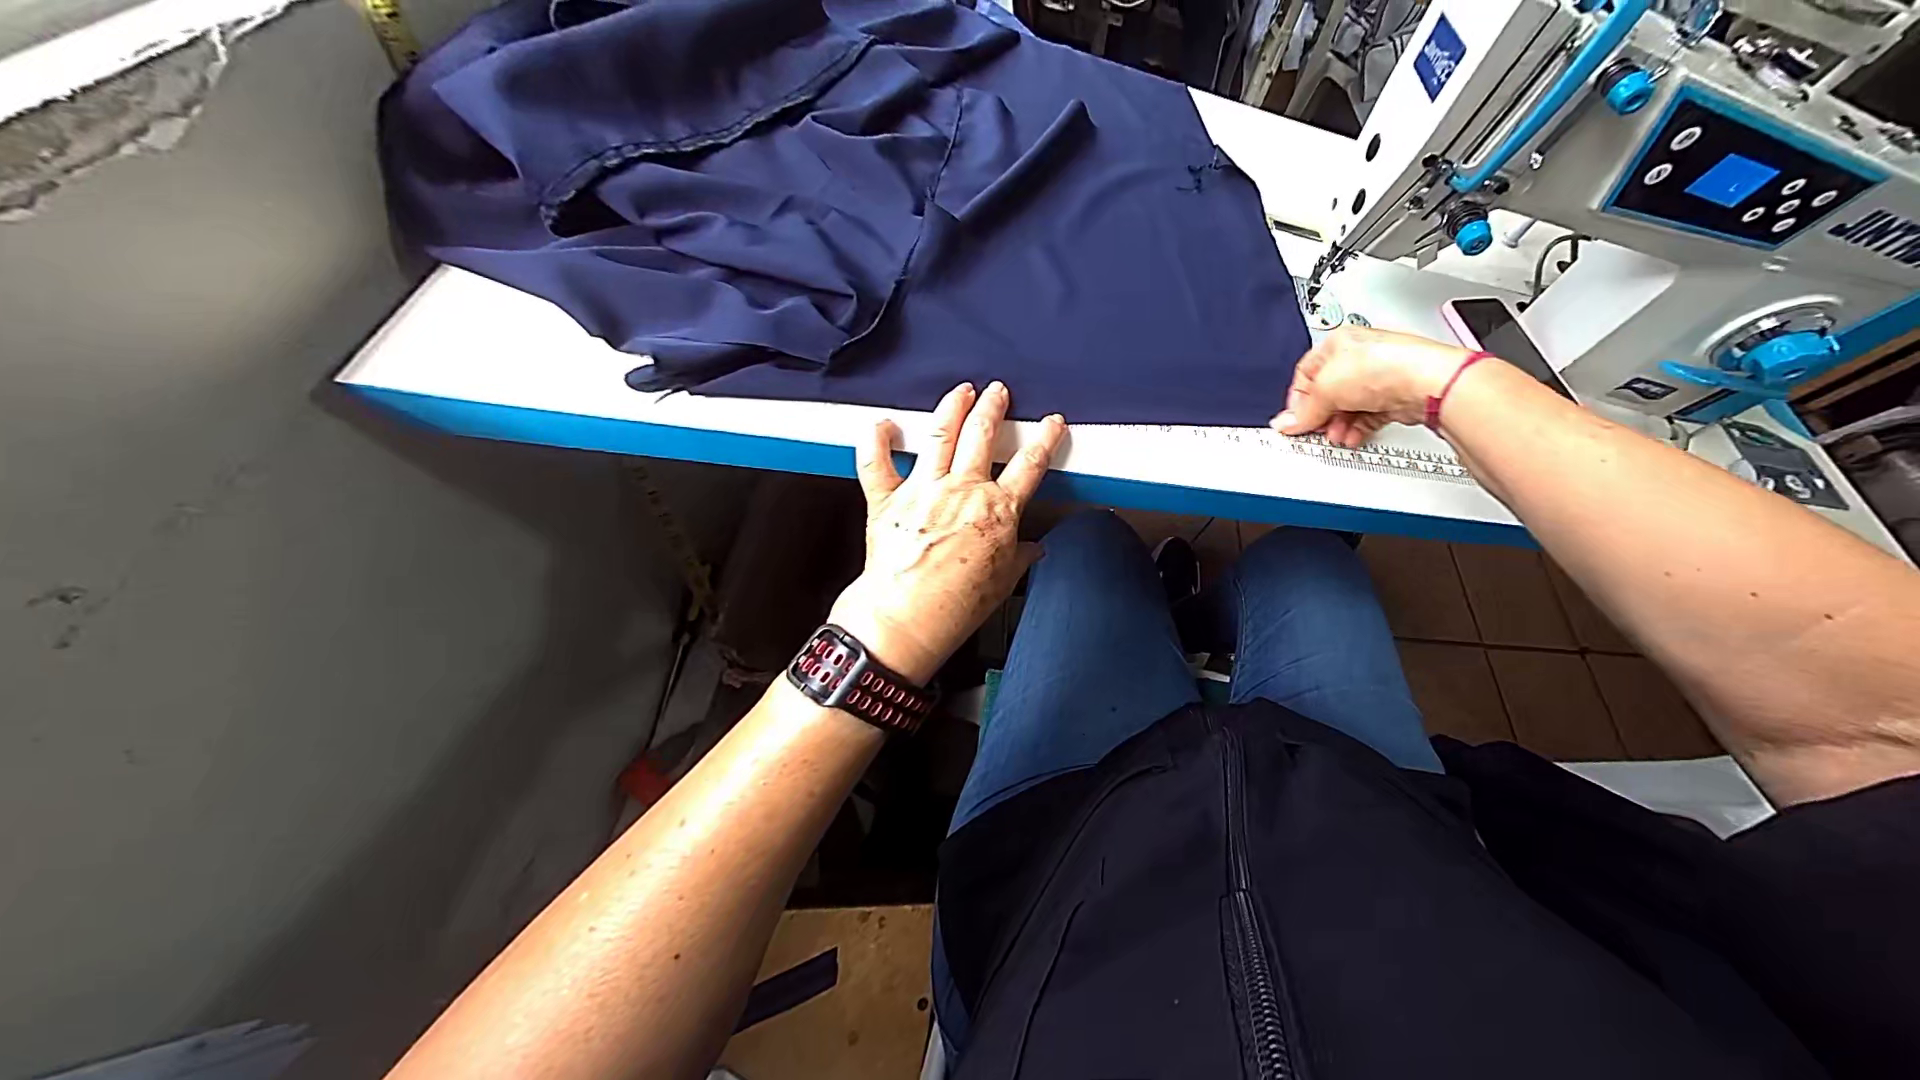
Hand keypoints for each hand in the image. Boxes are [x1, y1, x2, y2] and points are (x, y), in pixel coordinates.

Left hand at [830, 382, 1067, 684]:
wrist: (907, 618)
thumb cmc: (954, 606)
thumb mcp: (1003, 582)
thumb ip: (1021, 557)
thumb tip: (1034, 550)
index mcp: (996, 511)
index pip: (1030, 463)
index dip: (1045, 438)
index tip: (1051, 424)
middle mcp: (961, 491)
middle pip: (982, 435)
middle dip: (993, 407)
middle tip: (998, 393)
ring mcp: (923, 490)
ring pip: (940, 433)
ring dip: (952, 407)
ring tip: (961, 391)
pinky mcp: (887, 499)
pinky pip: (877, 461)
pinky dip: (877, 439)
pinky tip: (883, 425)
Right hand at [1270, 326, 1479, 446]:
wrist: (1430, 382)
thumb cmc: (1386, 366)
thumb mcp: (1325, 389)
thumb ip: (1302, 411)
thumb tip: (1286, 423)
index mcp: (1338, 342)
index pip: (1305, 374)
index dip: (1297, 400)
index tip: (1294, 421)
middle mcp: (1360, 356)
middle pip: (1327, 393)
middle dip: (1321, 416)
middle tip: (1316, 429)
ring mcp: (1380, 376)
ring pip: (1348, 406)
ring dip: (1339, 425)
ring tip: (1336, 435)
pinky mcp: (1396, 395)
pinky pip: (1368, 415)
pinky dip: (1358, 428)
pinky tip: (1353, 435)